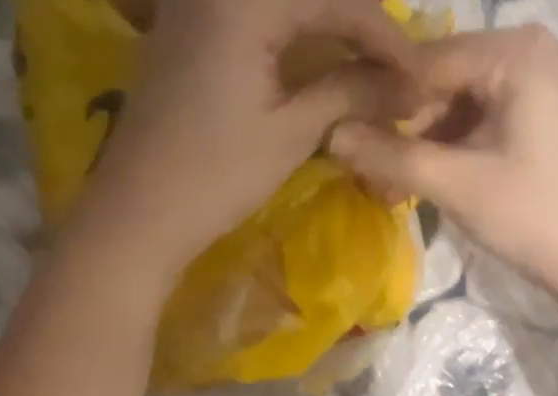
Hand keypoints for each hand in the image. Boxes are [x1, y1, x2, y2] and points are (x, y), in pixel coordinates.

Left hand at [76, 0, 419, 273]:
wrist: (137, 212)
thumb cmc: (215, 176)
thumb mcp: (291, 133)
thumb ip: (350, 92)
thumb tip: (407, 85)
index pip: (338, 0)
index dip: (387, 38)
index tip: (421, 79)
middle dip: (359, 24)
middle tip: (395, 69)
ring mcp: (195, 2)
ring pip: (281, 3)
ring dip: (326, 23)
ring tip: (364, 64)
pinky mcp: (183, 25)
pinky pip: (250, 12)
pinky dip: (289, 29)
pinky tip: (314, 58)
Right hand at [327, 28, 557, 298]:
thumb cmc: (532, 216)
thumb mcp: (456, 185)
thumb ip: (392, 155)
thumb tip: (330, 135)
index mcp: (513, 50)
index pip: (423, 62)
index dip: (378, 100)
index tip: (339, 136)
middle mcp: (525, 49)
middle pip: (437, 80)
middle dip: (401, 125)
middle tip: (364, 169)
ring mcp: (533, 80)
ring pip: (451, 102)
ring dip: (419, 142)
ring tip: (388, 184)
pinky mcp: (533, 112)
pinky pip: (474, 118)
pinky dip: (446, 148)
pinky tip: (420, 180)